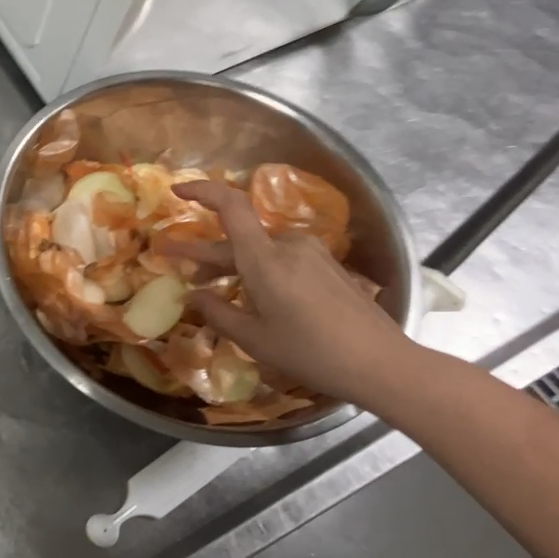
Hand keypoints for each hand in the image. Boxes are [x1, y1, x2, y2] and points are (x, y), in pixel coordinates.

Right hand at [167, 180, 420, 402]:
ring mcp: (312, 255)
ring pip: (260, 251)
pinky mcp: (329, 268)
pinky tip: (254, 296)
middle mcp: (288, 246)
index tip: (176, 191)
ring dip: (233, 265)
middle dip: (204, 252)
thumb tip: (191, 295)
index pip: (230, 206)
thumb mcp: (254, 339)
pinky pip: (282, 260)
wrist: (384, 365)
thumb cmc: (312, 353)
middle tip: (174, 261)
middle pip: (238, 238)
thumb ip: (216, 312)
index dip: (201, 192)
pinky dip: (259, 270)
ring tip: (214, 288)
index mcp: (265, 258)